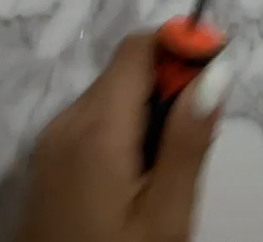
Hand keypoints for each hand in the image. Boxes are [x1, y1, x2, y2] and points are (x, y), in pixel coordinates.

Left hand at [20, 32, 230, 241]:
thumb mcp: (166, 216)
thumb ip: (189, 139)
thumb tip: (216, 70)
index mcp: (95, 126)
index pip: (140, 46)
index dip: (180, 49)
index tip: (213, 80)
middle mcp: (65, 122)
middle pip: (128, 71)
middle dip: (169, 90)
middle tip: (191, 146)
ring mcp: (50, 146)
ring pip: (114, 97)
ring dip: (149, 115)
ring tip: (163, 177)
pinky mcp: (46, 167)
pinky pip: (94, 125)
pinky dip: (124, 135)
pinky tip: (134, 187)